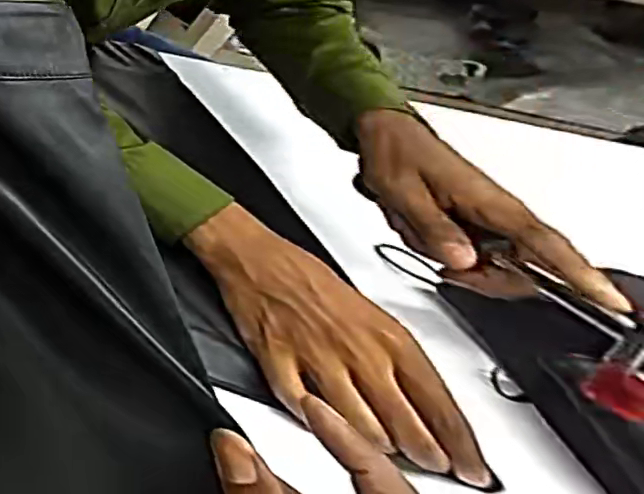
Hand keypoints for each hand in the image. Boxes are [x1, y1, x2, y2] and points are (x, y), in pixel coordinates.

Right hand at [186, 204, 490, 487]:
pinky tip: (318, 418)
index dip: (464, 451)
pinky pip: (299, 404)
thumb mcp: (369, 310)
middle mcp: (358, 351)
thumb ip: (397, 356)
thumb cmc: (303, 273)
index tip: (470, 468)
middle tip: (424, 460)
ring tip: (375, 443)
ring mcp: (314, 355)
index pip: (445, 412)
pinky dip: (311, 418)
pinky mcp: (274, 355)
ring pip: (360, 428)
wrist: (248, 250)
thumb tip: (427, 403)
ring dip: (372, 443)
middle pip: (409, 431)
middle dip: (422, 455)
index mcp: (389, 339)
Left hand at [357, 108, 629, 312]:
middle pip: (517, 270)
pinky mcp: (469, 223)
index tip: (614, 304)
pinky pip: (456, 249)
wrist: (383, 133)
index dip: (583, 278)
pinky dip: (427, 240)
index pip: (550, 247)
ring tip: (409, 217)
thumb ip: (432, 227)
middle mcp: (500, 215)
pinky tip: (410, 219)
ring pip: (479, 262)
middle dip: (476, 272)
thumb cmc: (396, 152)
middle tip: (437, 253)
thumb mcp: (402, 190)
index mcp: (495, 205)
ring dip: (437, 248)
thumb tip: (463, 261)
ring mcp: (486, 221)